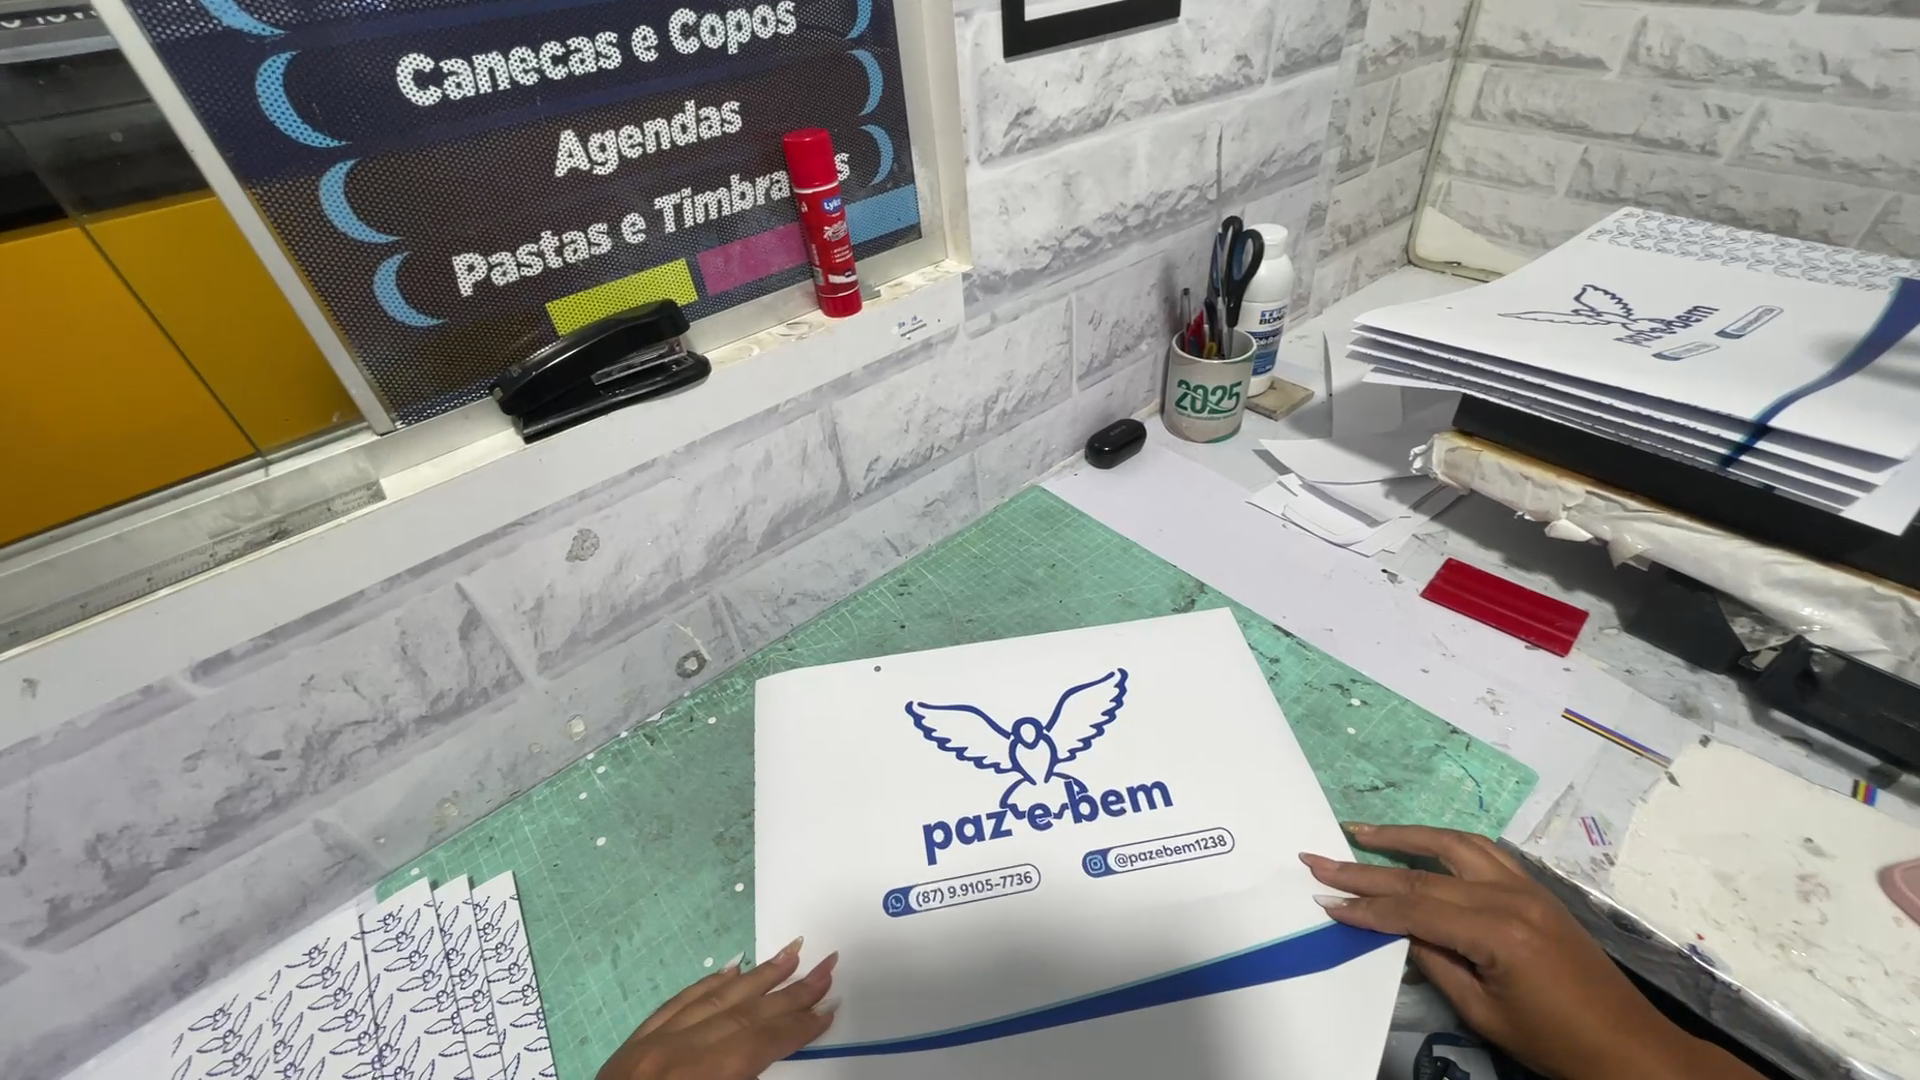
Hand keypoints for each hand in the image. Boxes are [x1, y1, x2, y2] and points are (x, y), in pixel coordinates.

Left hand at [596, 938, 838, 1079]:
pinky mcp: (631, 1045)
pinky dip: (709, 984)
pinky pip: (678, 1003)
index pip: (760, 1042)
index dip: (799, 1026)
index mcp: (697, 1078)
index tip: (830, 1007)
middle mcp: (674, 1052)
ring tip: (792, 951)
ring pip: (716, 998)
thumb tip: (774, 1047)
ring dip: (759, 975)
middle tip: (828, 964)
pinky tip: (733, 968)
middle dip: (792, 990)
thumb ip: (743, 1077)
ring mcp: (650, 1044)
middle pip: (746, 1012)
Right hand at [1301, 824, 1762, 1079]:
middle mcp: (1508, 896)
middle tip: (1318, 858)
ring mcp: (1525, 886)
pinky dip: (1442, 841)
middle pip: (1420, 873)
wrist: (1635, 1051)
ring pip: (1450, 843)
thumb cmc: (1556, 1043)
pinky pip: (1480, 850)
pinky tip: (1420, 842)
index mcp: (1497, 933)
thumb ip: (1433, 960)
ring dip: (1401, 836)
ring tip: (1360, 831)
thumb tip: (1390, 925)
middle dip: (1363, 868)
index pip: (1411, 909)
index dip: (1363, 906)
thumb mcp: (1482, 1011)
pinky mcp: (1534, 888)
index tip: (1322, 898)